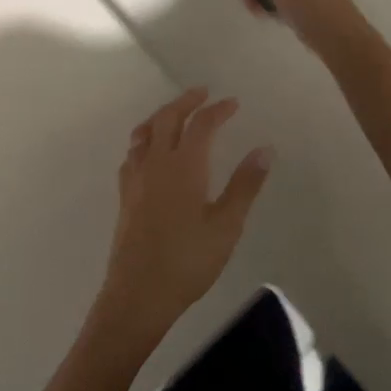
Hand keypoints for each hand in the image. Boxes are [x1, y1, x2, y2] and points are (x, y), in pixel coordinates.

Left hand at [101, 89, 270, 333]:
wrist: (137, 297)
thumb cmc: (188, 261)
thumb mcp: (227, 225)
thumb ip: (245, 185)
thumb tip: (265, 149)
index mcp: (184, 165)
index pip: (202, 124)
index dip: (218, 110)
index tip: (233, 103)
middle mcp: (156, 164)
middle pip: (167, 118)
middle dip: (186, 102)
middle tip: (203, 94)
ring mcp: (136, 180)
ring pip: (144, 133)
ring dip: (161, 117)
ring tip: (174, 115)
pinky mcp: (125, 198)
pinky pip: (132, 155)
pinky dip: (144, 141)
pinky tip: (149, 154)